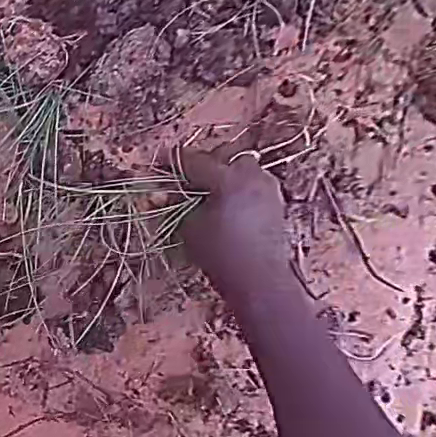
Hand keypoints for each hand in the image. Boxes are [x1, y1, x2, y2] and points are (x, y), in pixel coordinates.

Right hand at [166, 138, 293, 299]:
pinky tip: (226, 206)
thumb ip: (177, 204)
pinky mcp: (276, 203)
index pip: (195, 161)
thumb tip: (167, 193)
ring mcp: (269, 188)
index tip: (159, 163)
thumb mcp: (188, 227)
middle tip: (185, 180)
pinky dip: (237, 188)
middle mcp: (252, 176)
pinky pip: (253, 184)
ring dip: (223, 175)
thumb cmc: (219, 254)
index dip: (173, 161)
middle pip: (224, 157)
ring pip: (242, 168)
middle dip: (203, 164)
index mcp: (228, 179)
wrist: (259, 279)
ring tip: (207, 193)